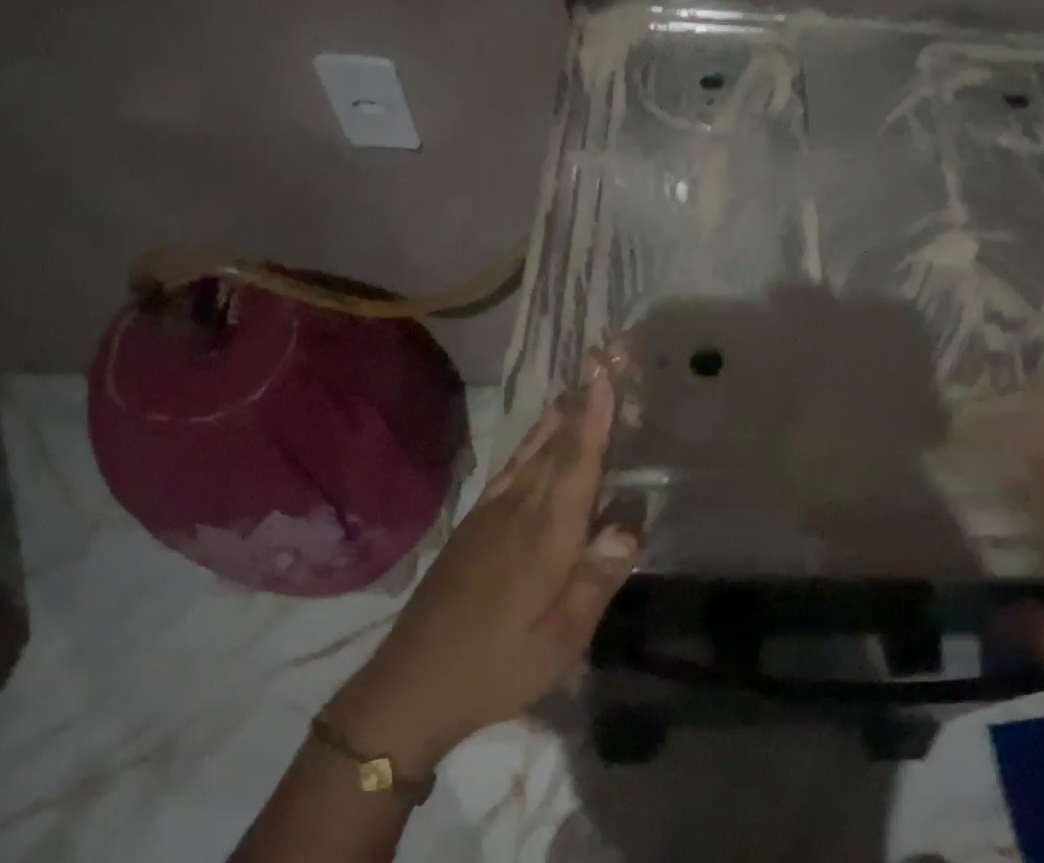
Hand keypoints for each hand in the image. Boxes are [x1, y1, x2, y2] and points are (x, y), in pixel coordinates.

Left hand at [325, 355, 637, 769]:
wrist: (411, 686)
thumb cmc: (498, 665)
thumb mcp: (562, 637)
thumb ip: (597, 577)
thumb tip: (632, 526)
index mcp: (546, 532)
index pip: (578, 460)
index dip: (596, 413)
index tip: (606, 368)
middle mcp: (518, 509)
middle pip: (556, 444)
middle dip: (582, 400)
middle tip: (602, 357)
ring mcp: (489, 516)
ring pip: (529, 453)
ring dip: (555, 418)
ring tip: (573, 387)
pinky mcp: (472, 529)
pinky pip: (509, 471)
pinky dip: (528, 446)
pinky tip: (533, 445)